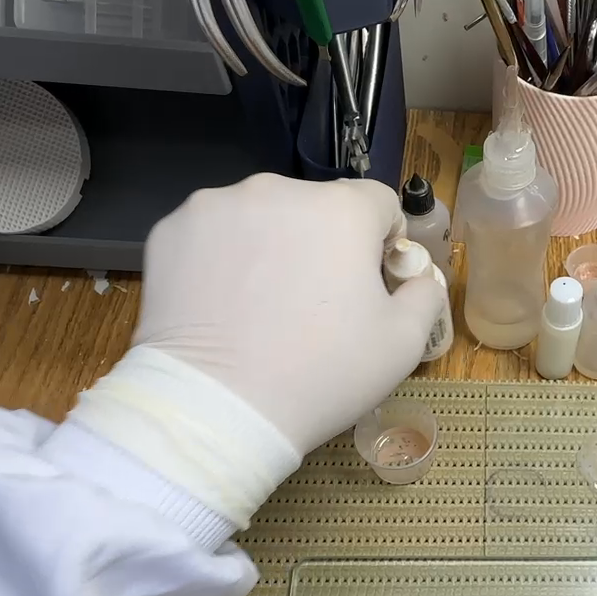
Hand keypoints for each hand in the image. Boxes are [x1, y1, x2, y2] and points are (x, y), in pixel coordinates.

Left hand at [135, 174, 445, 453]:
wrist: (220, 406)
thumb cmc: (324, 374)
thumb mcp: (402, 345)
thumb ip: (425, 296)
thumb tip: (419, 279)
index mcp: (342, 210)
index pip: (380, 202)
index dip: (385, 240)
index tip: (373, 280)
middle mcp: (278, 190)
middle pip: (318, 207)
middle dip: (326, 243)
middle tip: (318, 304)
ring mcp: (217, 205)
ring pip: (265, 217)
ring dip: (275, 245)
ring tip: (266, 306)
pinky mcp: (171, 229)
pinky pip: (216, 233)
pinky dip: (226, 257)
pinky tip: (225, 305)